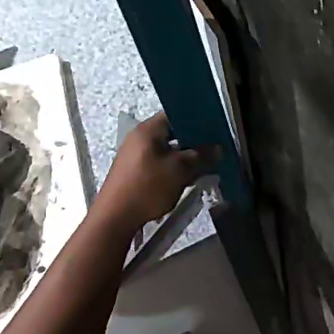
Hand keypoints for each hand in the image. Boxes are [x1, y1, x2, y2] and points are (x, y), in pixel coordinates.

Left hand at [92, 112, 214, 227]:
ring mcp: (135, 155)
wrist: (115, 218)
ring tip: (203, 168)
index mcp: (148, 129)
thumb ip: (201, 156)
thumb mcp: (180, 170)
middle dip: (193, 143)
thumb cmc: (148, 187)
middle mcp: (139, 138)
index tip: (213, 131)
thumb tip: (218, 149)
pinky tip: (186, 180)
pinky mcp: (134, 172)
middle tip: (213, 151)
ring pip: (167, 150)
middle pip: (172, 133)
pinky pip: (159, 163)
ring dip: (185, 158)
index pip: (175, 114)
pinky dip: (173, 168)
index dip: (196, 120)